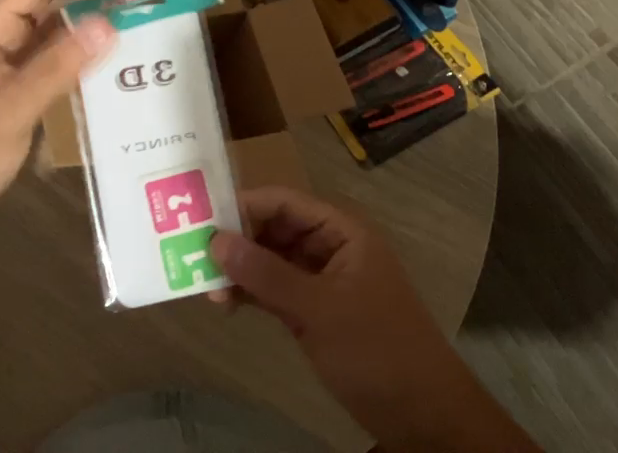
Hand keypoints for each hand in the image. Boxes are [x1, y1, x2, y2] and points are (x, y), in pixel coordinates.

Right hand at [213, 187, 538, 451]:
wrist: (424, 417)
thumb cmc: (377, 349)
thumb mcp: (319, 310)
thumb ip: (266, 274)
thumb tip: (214, 240)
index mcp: (342, 231)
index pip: (284, 202)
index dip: (243, 206)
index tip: (200, 219)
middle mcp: (330, 247)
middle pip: (273, 227)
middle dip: (236, 240)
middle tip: (193, 255)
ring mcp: (322, 280)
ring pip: (270, 259)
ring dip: (240, 269)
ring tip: (204, 285)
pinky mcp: (315, 310)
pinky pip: (275, 288)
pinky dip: (250, 292)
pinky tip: (224, 303)